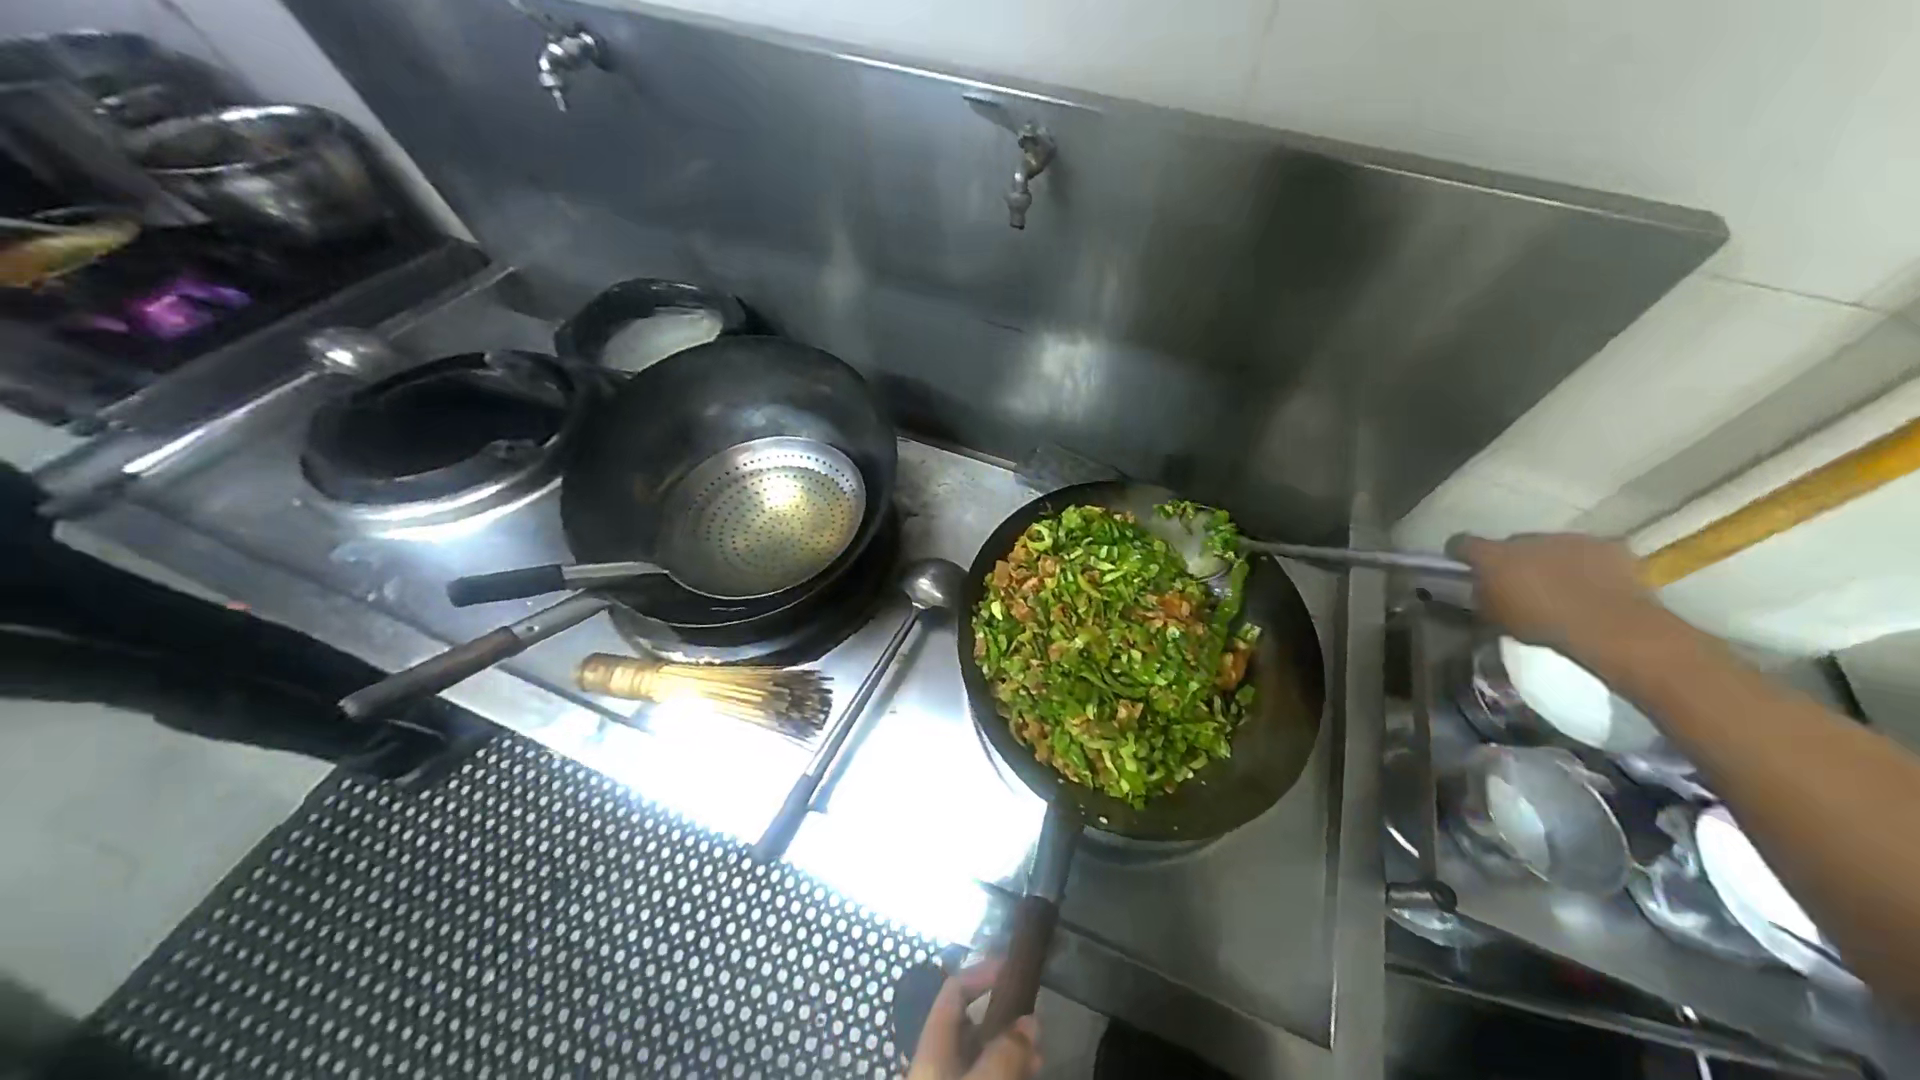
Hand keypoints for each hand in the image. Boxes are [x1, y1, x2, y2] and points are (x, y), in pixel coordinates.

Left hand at [906, 960, 1041, 1079]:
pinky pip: (983, 1072)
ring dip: (1010, 1045)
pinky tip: (1027, 1071)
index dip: (983, 972)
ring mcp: (947, 1075)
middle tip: (1035, 1016)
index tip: (1014, 966)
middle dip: (1005, 1015)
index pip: (955, 989)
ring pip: (981, 1051)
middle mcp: (937, 1055)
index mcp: (933, 1039)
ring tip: (1039, 1052)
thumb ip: (1006, 1051)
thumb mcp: (981, 1079)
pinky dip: (1005, 1068)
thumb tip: (1031, 1020)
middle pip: (971, 1021)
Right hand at [1448, 532, 1656, 650]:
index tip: (1464, 565)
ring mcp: (1569, 538)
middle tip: (1521, 583)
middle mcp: (1527, 539)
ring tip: (1561, 585)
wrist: (1610, 625)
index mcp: (1494, 556)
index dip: (1461, 553)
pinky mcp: (1606, 545)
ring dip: (1549, 560)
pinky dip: (1585, 563)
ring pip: (1550, 546)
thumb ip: (1483, 597)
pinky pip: (1587, 551)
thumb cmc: (1543, 624)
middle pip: (1511, 544)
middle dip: (1513, 560)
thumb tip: (1482, 590)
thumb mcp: (1496, 619)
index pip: (1462, 543)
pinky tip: (1593, 583)